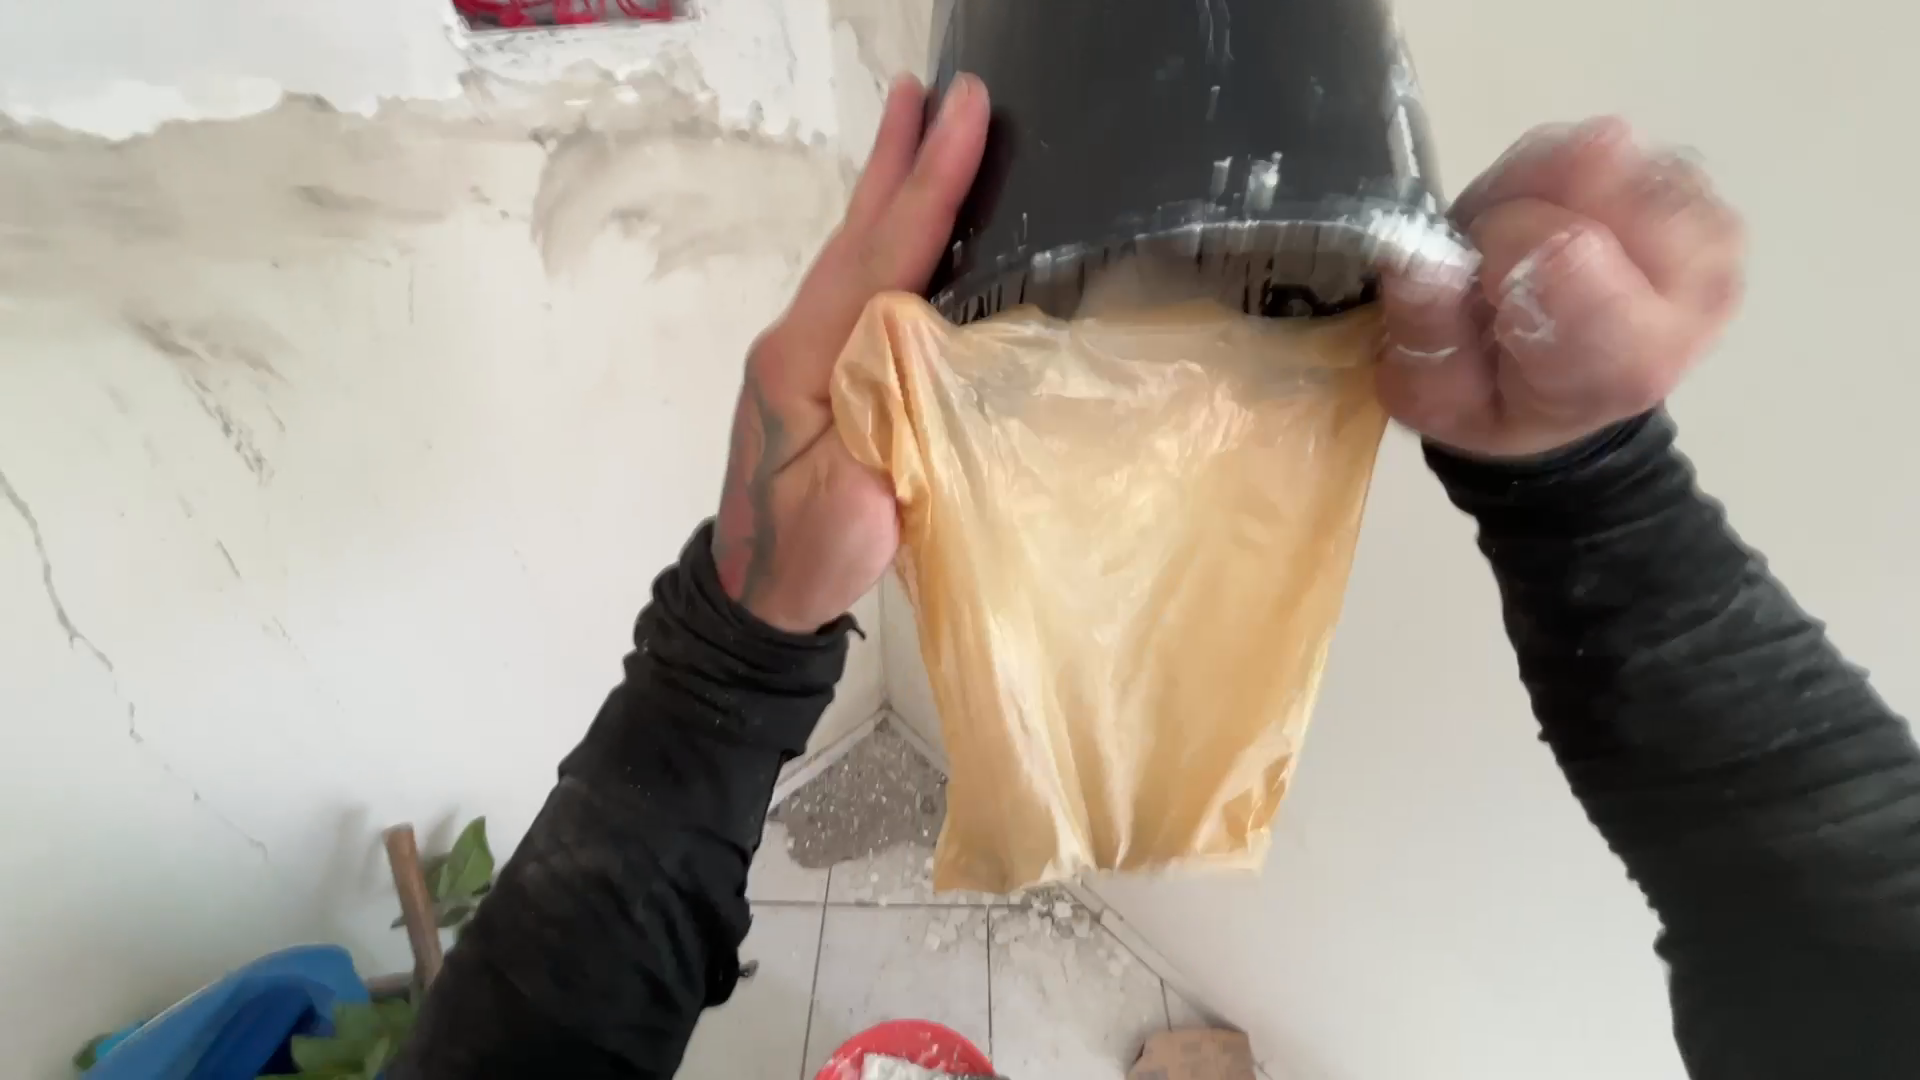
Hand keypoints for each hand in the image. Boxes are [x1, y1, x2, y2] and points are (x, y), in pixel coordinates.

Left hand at [712, 73, 989, 631]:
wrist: (757, 590)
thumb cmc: (809, 555)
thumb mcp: (857, 500)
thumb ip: (886, 415)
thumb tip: (920, 340)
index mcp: (805, 365)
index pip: (878, 263)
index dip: (927, 190)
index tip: (965, 116)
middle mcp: (794, 342)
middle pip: (856, 238)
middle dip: (900, 162)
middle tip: (934, 91)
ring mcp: (797, 355)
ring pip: (850, 257)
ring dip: (887, 192)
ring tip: (915, 131)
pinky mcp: (811, 373)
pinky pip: (853, 291)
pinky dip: (883, 244)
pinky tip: (901, 232)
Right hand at [1376, 117, 1745, 458]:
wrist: (1557, 404)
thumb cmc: (1488, 406)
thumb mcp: (1431, 396)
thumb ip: (1426, 329)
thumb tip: (1418, 255)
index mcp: (1624, 355)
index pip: (1567, 250)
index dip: (1496, 240)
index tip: (1461, 272)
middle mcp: (1693, 284)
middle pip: (1592, 175)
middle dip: (1510, 206)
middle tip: (1476, 262)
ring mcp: (1708, 228)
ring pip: (1597, 154)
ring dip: (1527, 191)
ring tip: (1503, 251)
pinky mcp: (1699, 191)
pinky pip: (1607, 150)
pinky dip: (1551, 180)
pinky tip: (1539, 227)